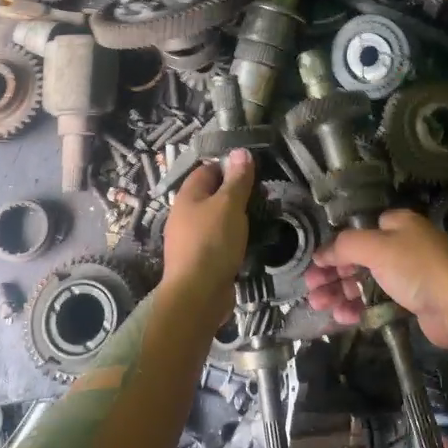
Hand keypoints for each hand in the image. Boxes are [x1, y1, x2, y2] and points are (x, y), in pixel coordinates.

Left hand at [161, 149, 252, 330]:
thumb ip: (237, 179)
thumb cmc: (212, 242)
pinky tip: (250, 241)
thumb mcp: (229, 205)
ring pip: (218, 219)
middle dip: (236, 193)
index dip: (229, 166)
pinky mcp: (201, 260)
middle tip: (263, 195)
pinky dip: (234, 238)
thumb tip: (241, 151)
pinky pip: (219, 240)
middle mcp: (185, 214)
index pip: (207, 170)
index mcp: (187, 196)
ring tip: (262, 216)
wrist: (197, 295)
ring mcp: (191, 239)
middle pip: (213, 194)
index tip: (254, 170)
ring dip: (237, 217)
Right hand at [304, 209, 447, 346]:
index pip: (358, 232)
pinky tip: (342, 317)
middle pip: (358, 258)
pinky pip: (377, 301)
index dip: (335, 248)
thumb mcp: (376, 247)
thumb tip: (323, 253)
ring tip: (319, 306)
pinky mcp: (410, 301)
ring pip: (365, 282)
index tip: (315, 265)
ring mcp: (407, 275)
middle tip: (310, 290)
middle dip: (332, 274)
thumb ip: (345, 246)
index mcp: (397, 224)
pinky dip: (358, 307)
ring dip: (341, 293)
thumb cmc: (416, 268)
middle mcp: (402, 246)